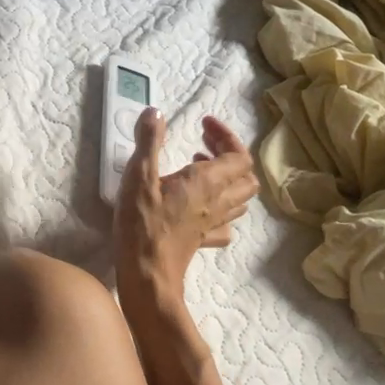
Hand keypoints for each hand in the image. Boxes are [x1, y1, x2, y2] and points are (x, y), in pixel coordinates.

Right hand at [115, 110, 258, 290]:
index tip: (203, 124)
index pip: (238, 154)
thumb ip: (148, 141)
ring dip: (227, 179)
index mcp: (207, 181)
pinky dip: (219, 208)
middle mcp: (218, 200)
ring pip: (240, 198)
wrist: (148, 273)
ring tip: (200, 169)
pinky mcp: (204, 239)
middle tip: (203, 144)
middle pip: (246, 176)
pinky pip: (225, 222)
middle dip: (230, 155)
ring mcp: (214, 223)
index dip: (226, 135)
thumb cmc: (143, 222)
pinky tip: (200, 206)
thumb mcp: (138, 175)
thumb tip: (155, 111)